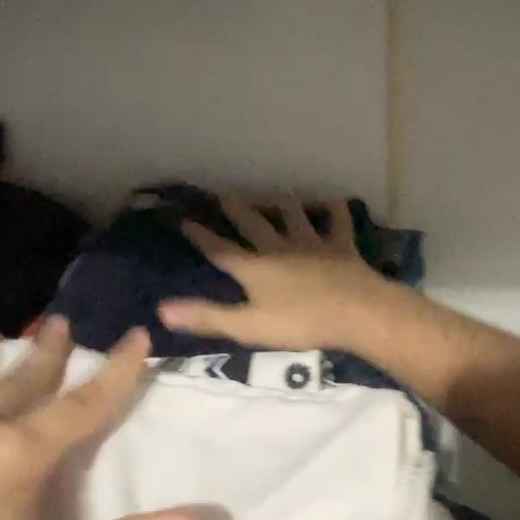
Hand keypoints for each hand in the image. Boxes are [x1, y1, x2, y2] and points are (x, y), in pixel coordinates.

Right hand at [158, 195, 410, 351]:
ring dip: (282, 203)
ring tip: (274, 193)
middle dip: (236, 209)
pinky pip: (337, 221)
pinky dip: (333, 209)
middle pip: (253, 224)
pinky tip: (332, 201)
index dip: (202, 236)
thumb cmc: (300, 323)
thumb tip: (162, 310)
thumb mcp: (248, 326)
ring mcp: (313, 244)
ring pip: (294, 215)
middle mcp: (279, 248)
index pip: (220, 250)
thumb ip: (207, 317)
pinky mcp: (342, 247)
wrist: (357, 312)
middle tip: (224, 193)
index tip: (185, 219)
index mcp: (254, 268)